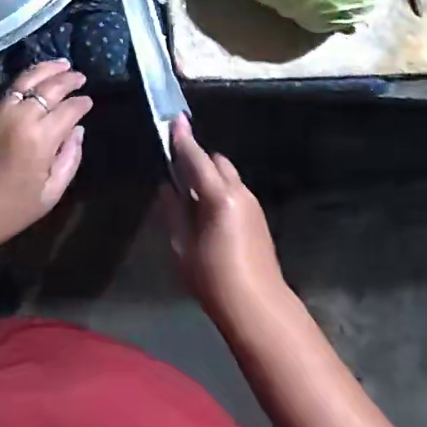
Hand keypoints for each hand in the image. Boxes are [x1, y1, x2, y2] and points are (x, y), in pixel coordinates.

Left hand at [0, 59, 90, 254]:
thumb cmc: (8, 210)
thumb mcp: (50, 194)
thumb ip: (70, 159)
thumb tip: (78, 131)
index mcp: (40, 139)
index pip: (69, 109)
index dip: (82, 103)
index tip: (89, 102)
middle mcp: (20, 117)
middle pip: (50, 87)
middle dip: (69, 79)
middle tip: (80, 77)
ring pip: (27, 79)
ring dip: (47, 69)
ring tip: (62, 64)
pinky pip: (9, 89)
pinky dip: (26, 79)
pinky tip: (35, 80)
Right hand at [164, 116, 286, 317]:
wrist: (258, 306)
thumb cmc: (214, 280)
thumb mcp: (182, 248)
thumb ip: (174, 212)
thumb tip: (168, 187)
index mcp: (219, 197)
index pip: (197, 159)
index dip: (184, 139)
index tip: (175, 120)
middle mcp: (239, 192)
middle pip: (217, 162)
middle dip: (198, 159)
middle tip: (176, 170)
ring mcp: (252, 203)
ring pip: (228, 175)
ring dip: (210, 176)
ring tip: (189, 195)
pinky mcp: (258, 216)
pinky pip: (235, 190)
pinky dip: (220, 190)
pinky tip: (208, 212)